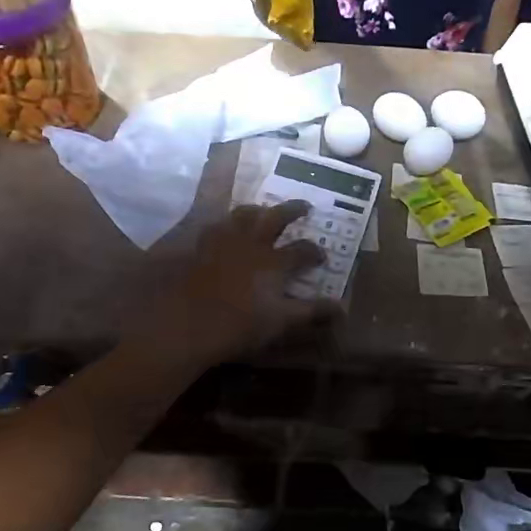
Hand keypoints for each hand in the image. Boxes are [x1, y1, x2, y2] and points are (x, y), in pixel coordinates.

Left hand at [140, 201, 329, 366]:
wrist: (189, 324)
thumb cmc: (240, 325)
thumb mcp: (281, 322)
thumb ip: (311, 312)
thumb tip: (342, 309)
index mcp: (274, 262)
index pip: (302, 250)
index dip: (315, 252)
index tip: (322, 255)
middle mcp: (251, 244)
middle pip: (276, 217)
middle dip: (292, 209)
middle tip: (304, 205)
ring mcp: (223, 242)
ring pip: (243, 214)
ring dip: (258, 210)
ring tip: (264, 210)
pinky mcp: (201, 247)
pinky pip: (216, 226)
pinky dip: (226, 223)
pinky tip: (225, 228)